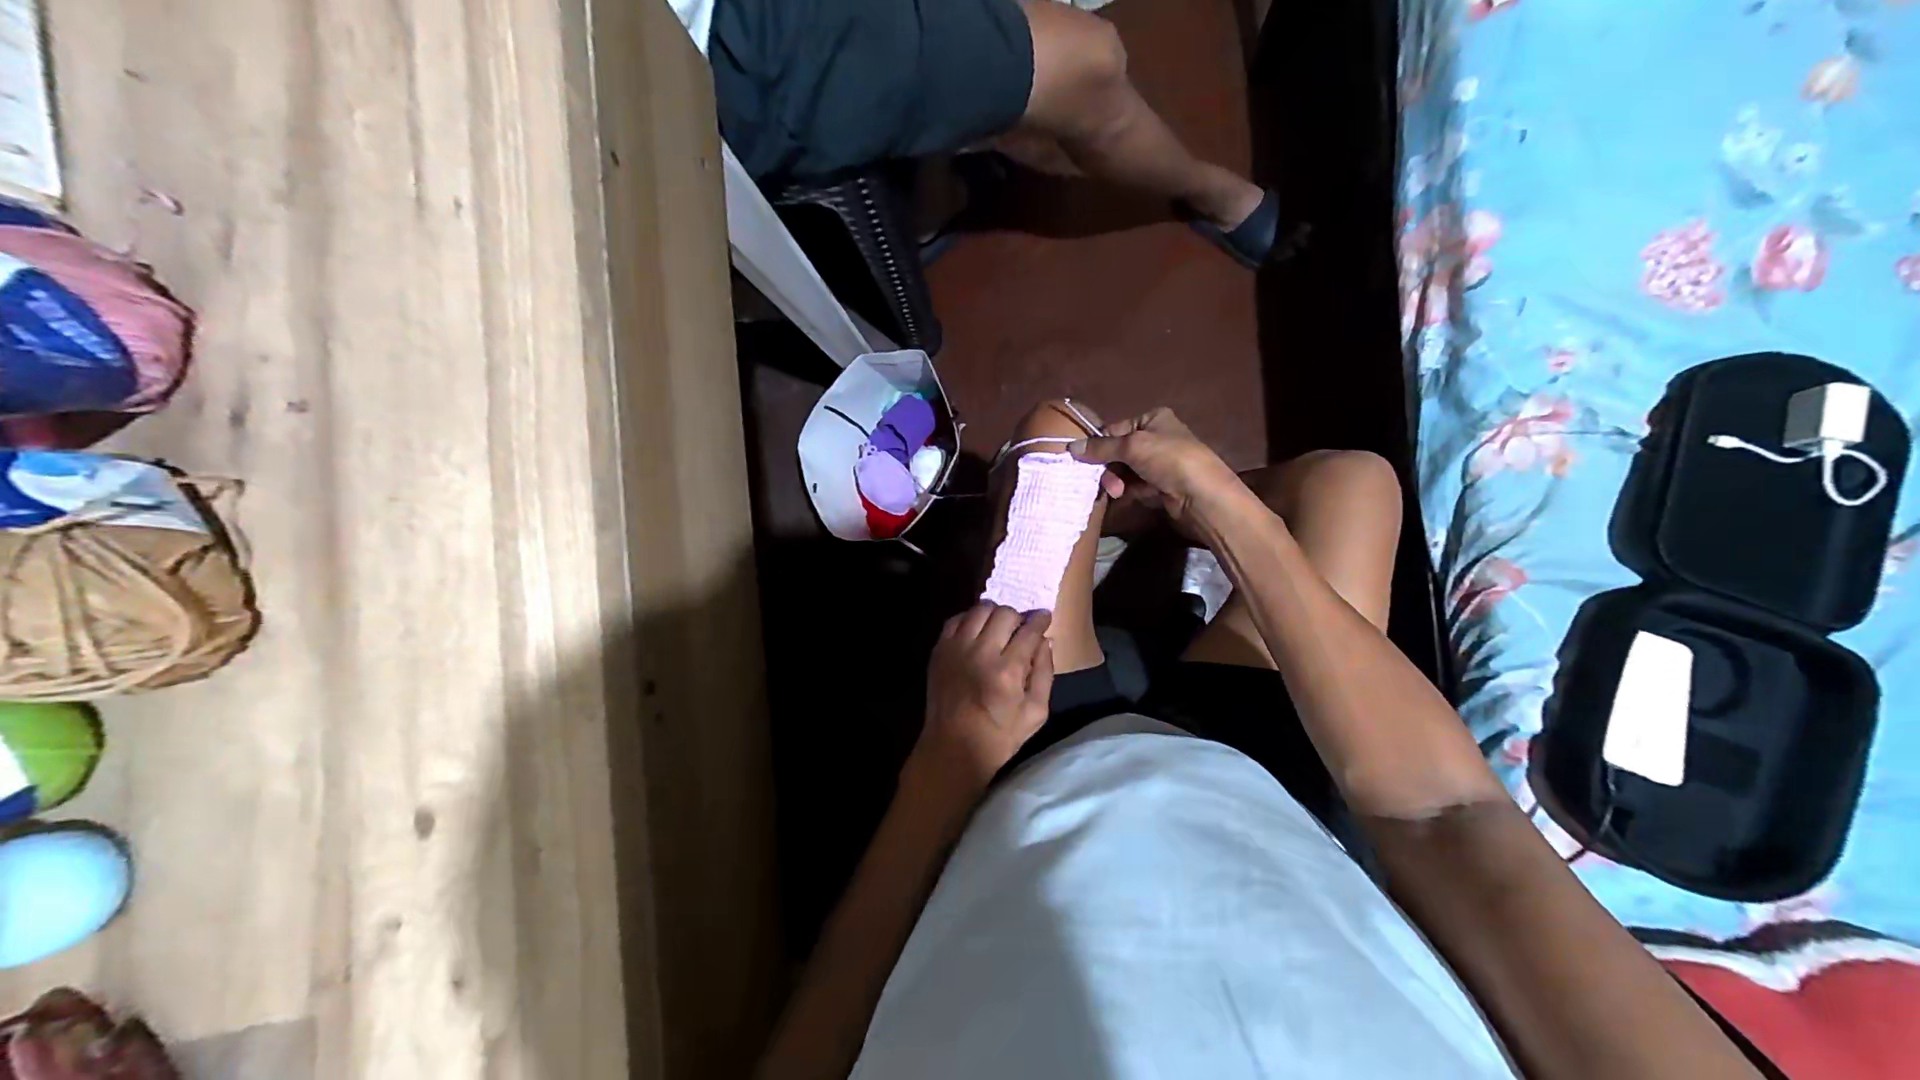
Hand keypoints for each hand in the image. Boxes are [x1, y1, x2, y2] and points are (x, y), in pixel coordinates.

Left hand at [909, 605, 1054, 806]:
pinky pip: (956, 619)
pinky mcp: (939, 650)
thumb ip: (1044, 673)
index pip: (1029, 630)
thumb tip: (1046, 641)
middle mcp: (981, 653)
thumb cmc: (999, 735)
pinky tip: (976, 631)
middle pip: (1005, 614)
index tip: (1044, 617)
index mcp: (1007, 670)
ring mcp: (956, 649)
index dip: (1040, 620)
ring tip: (999, 627)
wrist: (953, 747)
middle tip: (1021, 629)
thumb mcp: (1036, 712)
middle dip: (1018, 618)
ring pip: (979, 610)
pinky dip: (970, 619)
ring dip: (994, 614)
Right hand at [1070, 408, 1239, 525]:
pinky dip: (1129, 491)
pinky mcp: (1160, 484)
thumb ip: (1101, 447)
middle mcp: (1156, 437)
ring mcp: (1159, 462)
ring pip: (1124, 471)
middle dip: (1109, 468)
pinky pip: (1134, 485)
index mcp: (1153, 419)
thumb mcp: (1132, 446)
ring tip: (1118, 492)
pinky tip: (1130, 496)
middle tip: (1107, 483)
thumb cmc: (1169, 459)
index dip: (1100, 445)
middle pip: (1118, 452)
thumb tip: (1071, 447)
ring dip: (1117, 481)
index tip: (1084, 460)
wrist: (1201, 494)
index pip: (1115, 430)